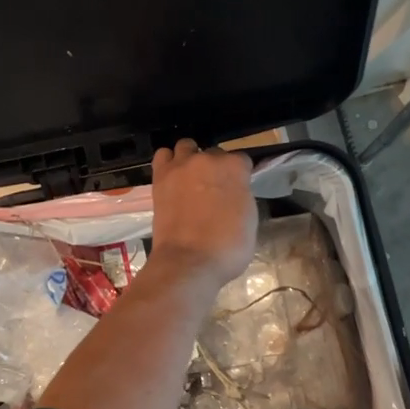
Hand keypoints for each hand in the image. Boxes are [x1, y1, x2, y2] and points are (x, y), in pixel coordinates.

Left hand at [148, 139, 257, 294]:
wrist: (189, 261)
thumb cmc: (228, 246)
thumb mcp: (249, 219)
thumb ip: (242, 194)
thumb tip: (234, 189)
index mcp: (234, 167)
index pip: (242, 160)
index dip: (241, 175)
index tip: (238, 189)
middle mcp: (207, 159)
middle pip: (214, 153)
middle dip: (216, 168)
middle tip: (214, 190)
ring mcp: (181, 166)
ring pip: (187, 147)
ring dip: (191, 158)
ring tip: (192, 179)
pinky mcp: (160, 177)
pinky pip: (163, 155)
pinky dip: (169, 163)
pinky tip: (174, 178)